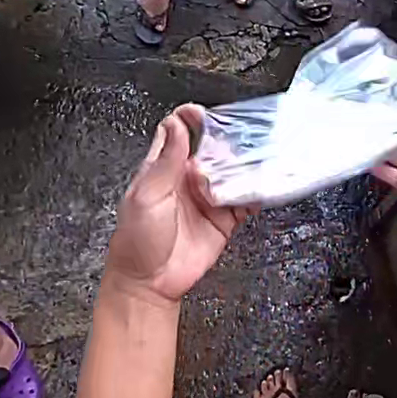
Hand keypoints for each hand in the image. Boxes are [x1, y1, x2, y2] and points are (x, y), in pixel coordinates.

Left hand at [103, 105, 250, 304]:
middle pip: (214, 149)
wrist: (149, 283)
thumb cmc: (136, 239)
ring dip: (244, 168)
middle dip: (227, 143)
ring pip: (233, 172)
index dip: (190, 118)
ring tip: (252, 166)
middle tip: (237, 144)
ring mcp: (208, 198)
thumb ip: (165, 160)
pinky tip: (259, 189)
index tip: (203, 114)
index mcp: (164, 168)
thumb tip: (176, 124)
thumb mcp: (147, 195)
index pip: (177, 131)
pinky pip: (246, 201)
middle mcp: (188, 179)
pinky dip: (255, 194)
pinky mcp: (225, 219)